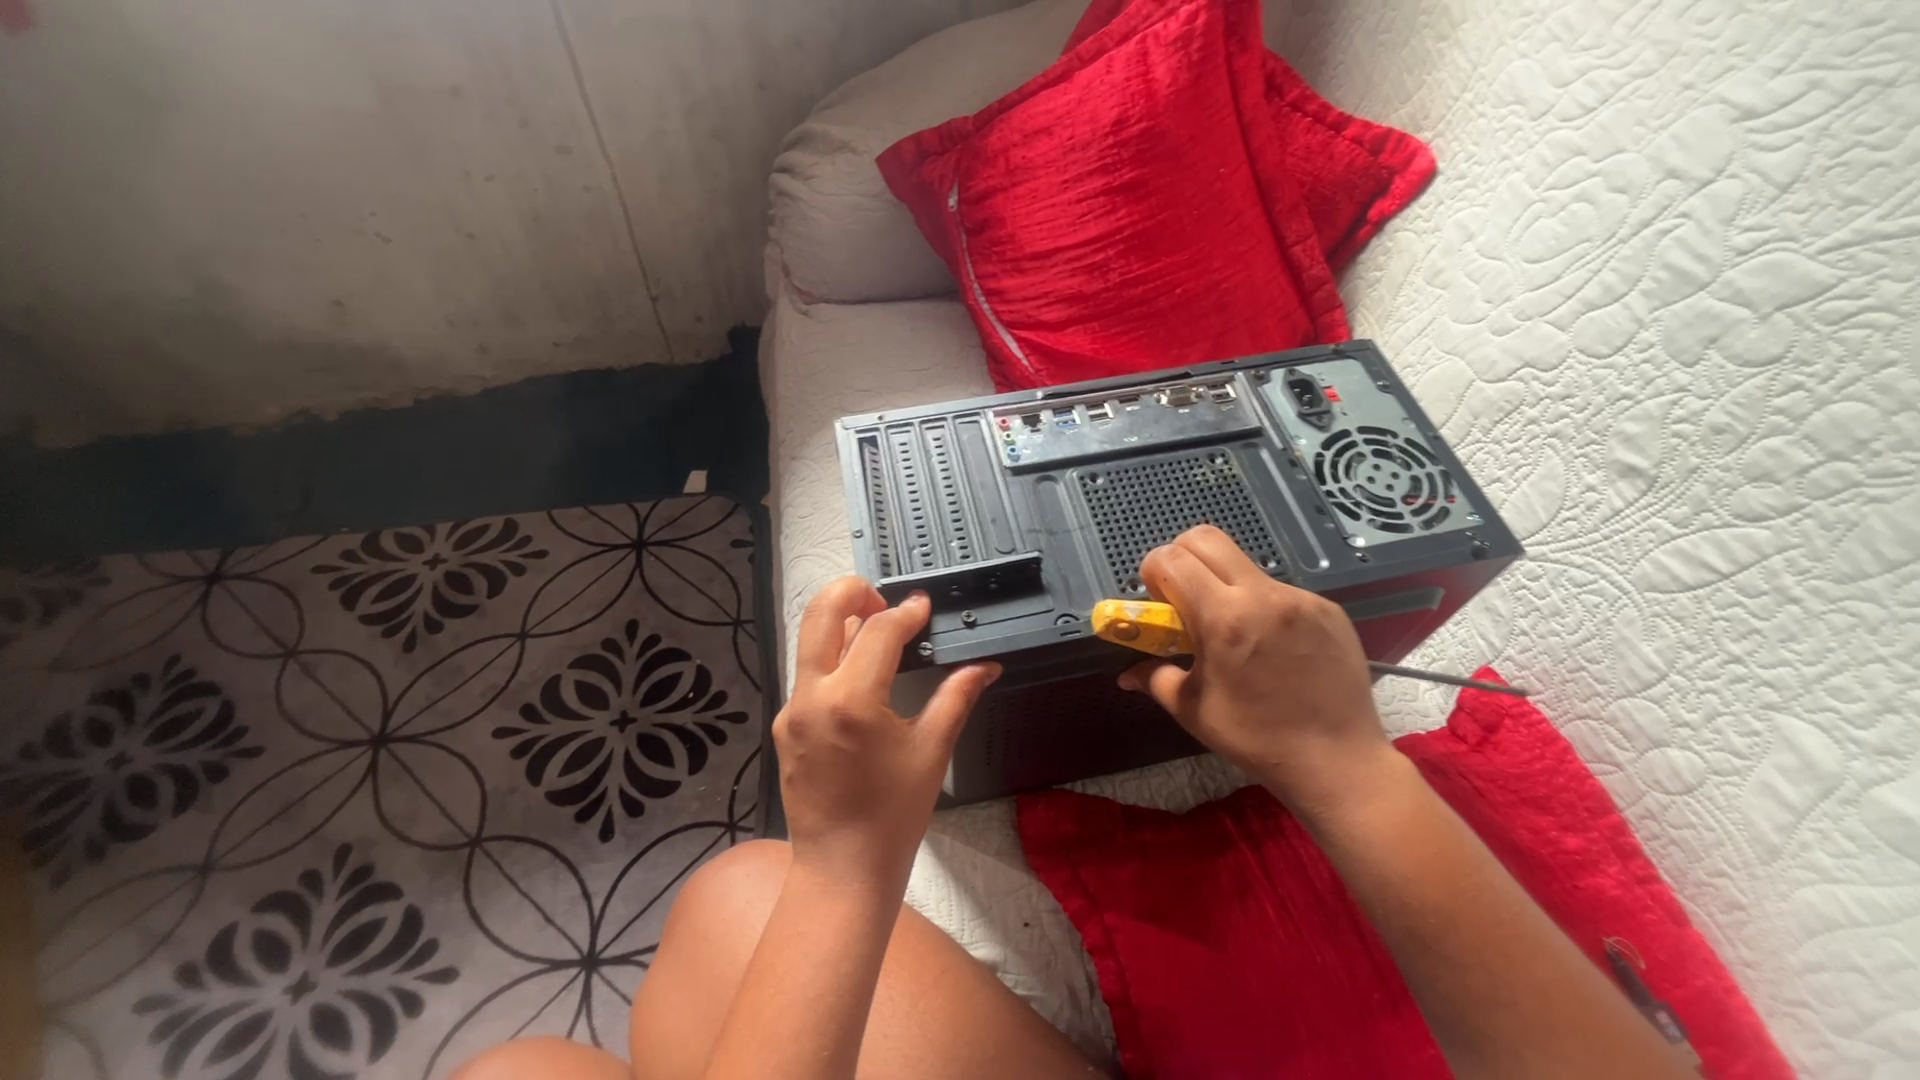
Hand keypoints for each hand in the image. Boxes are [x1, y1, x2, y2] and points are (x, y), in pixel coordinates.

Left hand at [776, 577, 1000, 889]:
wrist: (842, 869)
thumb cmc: (894, 815)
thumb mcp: (932, 751)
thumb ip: (957, 697)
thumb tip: (985, 665)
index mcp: (851, 702)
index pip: (878, 632)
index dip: (906, 612)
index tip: (925, 607)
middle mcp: (812, 697)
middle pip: (820, 614)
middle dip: (851, 591)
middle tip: (883, 599)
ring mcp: (791, 711)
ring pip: (810, 643)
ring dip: (841, 625)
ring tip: (877, 632)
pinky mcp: (784, 727)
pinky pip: (808, 676)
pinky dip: (833, 661)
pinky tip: (861, 677)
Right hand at [1118, 525, 1393, 816]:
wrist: (1337, 760)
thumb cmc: (1256, 739)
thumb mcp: (1192, 710)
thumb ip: (1155, 678)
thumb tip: (1127, 674)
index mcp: (1223, 619)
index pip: (1172, 558)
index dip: (1153, 572)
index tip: (1159, 603)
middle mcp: (1263, 596)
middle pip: (1206, 538)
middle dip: (1183, 559)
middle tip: (1185, 599)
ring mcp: (1301, 599)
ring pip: (1246, 566)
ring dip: (1226, 586)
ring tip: (1235, 634)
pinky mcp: (1328, 609)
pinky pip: (1281, 591)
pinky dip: (1263, 607)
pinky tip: (1273, 648)